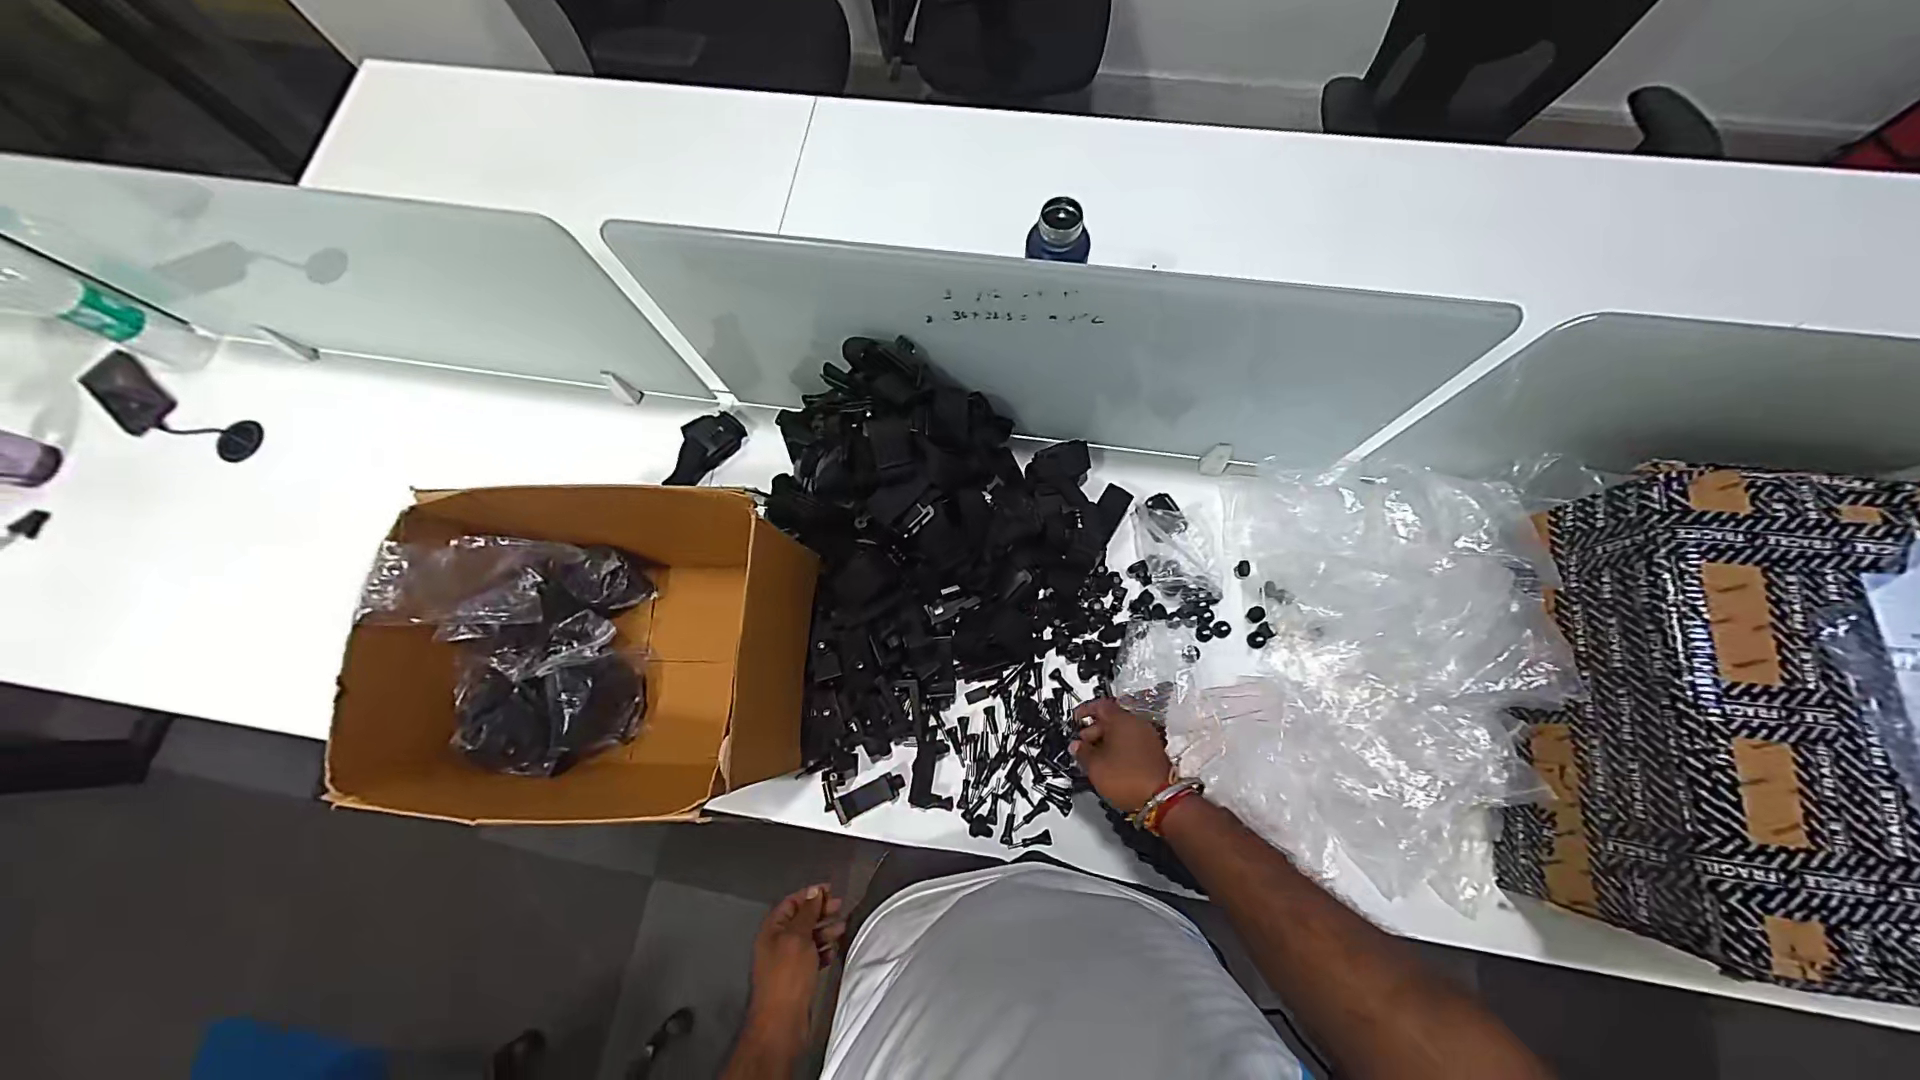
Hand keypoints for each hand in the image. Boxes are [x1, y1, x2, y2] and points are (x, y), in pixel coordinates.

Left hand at [743, 884, 846, 1044]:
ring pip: (808, 937)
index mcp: (772, 930)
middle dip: (821, 911)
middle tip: (840, 907)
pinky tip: (832, 952)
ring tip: (842, 929)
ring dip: (825, 931)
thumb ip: (807, 912)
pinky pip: (811, 956)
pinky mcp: (797, 977)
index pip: (791, 902)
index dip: (810, 894)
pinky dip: (823, 951)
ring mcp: (786, 961)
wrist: (781, 1023)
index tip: (831, 891)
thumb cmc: (787, 975)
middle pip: (801, 919)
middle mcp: (777, 943)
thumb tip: (814, 891)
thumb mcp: (798, 937)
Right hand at [1070, 698, 1174, 812]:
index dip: (1084, 711)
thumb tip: (1077, 747)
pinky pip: (1132, 742)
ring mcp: (1148, 737)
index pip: (1099, 705)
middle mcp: (1137, 724)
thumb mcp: (1095, 766)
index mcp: (1121, 720)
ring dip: (1106, 740)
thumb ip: (1082, 751)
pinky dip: (1120, 748)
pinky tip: (1112, 764)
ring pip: (1122, 731)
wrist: (1160, 799)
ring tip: (1095, 758)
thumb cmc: (1130, 778)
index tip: (1076, 718)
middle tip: (1082, 744)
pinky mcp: (1154, 752)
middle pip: (1111, 718)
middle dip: (1093, 730)